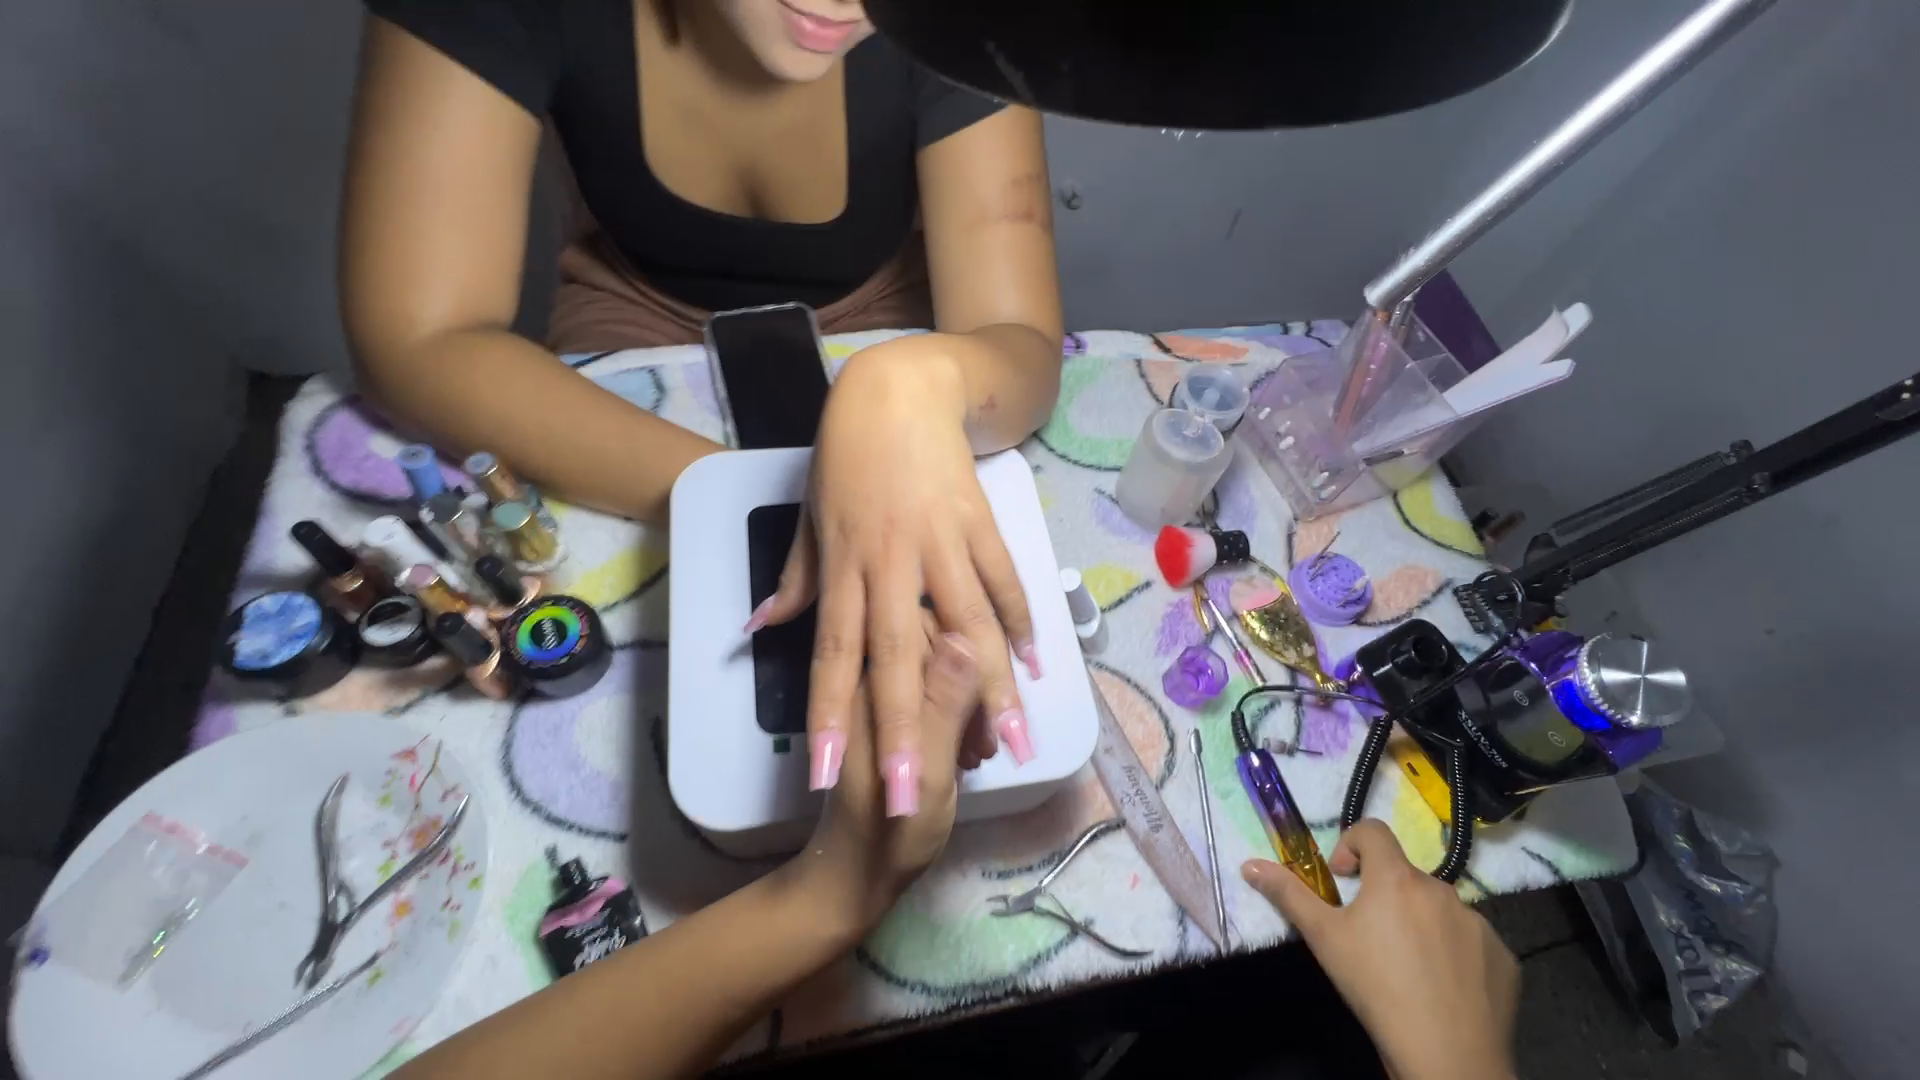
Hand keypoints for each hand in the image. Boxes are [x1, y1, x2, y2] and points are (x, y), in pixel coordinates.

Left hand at [749, 337, 1038, 812]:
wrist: (898, 390)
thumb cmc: (846, 456)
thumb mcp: (811, 515)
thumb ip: (795, 577)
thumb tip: (760, 628)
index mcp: (846, 566)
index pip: (835, 654)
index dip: (832, 717)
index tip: (830, 778)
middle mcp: (892, 563)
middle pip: (899, 656)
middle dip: (906, 730)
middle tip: (915, 798)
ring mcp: (941, 542)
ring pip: (968, 624)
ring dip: (989, 687)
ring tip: (1010, 743)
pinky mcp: (981, 522)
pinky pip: (1003, 578)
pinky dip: (1021, 619)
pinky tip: (1035, 663)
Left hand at [788, 633, 981, 929]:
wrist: (858, 880)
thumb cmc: (890, 830)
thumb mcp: (927, 770)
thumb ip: (944, 704)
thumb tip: (966, 636)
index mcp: (868, 682)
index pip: (922, 628)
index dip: (966, 658)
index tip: (990, 709)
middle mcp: (873, 681)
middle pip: (935, 649)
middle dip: (972, 688)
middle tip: (989, 738)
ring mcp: (885, 701)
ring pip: (941, 675)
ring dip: (971, 710)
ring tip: (983, 752)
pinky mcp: (900, 721)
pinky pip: (939, 700)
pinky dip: (962, 724)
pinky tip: (974, 754)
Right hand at [1243, 821, 1520, 1079]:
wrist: (1447, 1057)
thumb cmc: (1375, 988)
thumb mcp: (1323, 938)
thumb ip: (1288, 895)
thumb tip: (1250, 865)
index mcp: (1396, 878)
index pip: (1373, 831)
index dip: (1352, 845)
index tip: (1344, 879)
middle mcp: (1441, 890)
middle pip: (1405, 875)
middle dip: (1385, 894)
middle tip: (1370, 936)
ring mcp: (1479, 923)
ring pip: (1439, 909)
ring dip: (1420, 922)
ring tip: (1408, 966)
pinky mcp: (1505, 957)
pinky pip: (1472, 940)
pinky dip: (1455, 952)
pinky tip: (1443, 987)